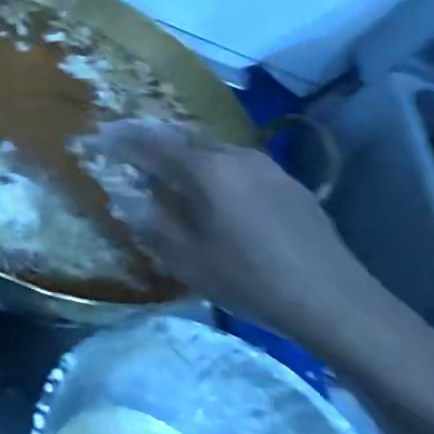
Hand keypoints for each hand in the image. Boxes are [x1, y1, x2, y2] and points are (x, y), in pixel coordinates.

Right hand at [97, 121, 402, 358]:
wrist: (332, 298)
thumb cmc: (250, 280)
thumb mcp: (187, 259)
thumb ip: (151, 221)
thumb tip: (125, 194)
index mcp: (206, 170)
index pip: (153, 143)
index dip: (124, 138)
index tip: (101, 136)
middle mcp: (236, 155)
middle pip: (186, 143)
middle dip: (157, 149)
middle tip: (137, 163)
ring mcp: (267, 166)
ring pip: (216, 155)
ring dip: (190, 163)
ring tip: (177, 186)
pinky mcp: (289, 182)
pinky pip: (241, 168)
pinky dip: (219, 176)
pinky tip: (222, 203)